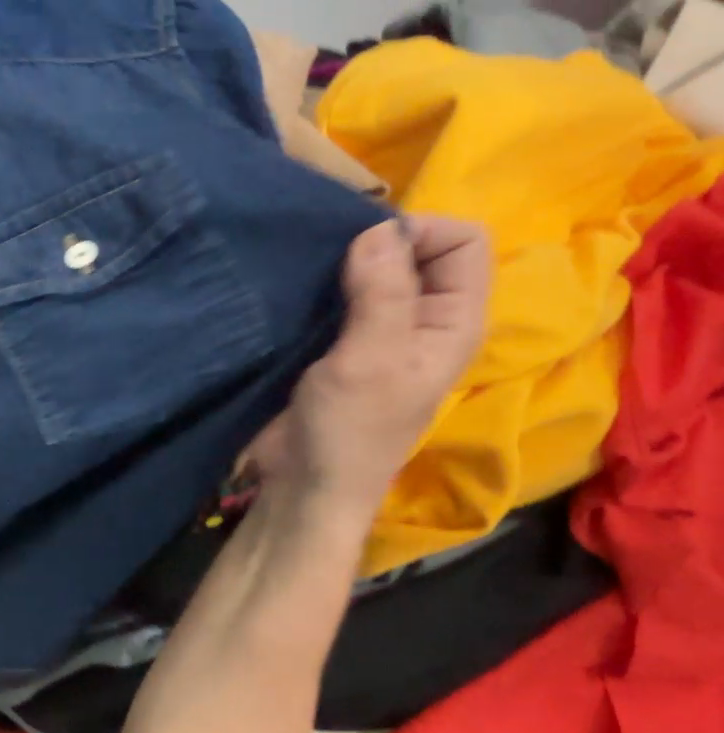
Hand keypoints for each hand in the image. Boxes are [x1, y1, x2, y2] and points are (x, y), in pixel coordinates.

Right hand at [246, 215, 491, 519]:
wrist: (302, 488)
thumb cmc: (349, 431)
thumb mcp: (372, 358)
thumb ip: (382, 292)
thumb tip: (376, 228)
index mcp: (452, 320)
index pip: (463, 241)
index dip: (419, 233)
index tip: (361, 250)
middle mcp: (419, 320)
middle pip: (413, 253)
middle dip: (371, 246)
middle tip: (321, 261)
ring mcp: (372, 336)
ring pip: (366, 277)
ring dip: (334, 271)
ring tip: (297, 276)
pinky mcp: (329, 350)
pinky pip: (329, 304)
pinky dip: (310, 294)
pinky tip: (285, 298)